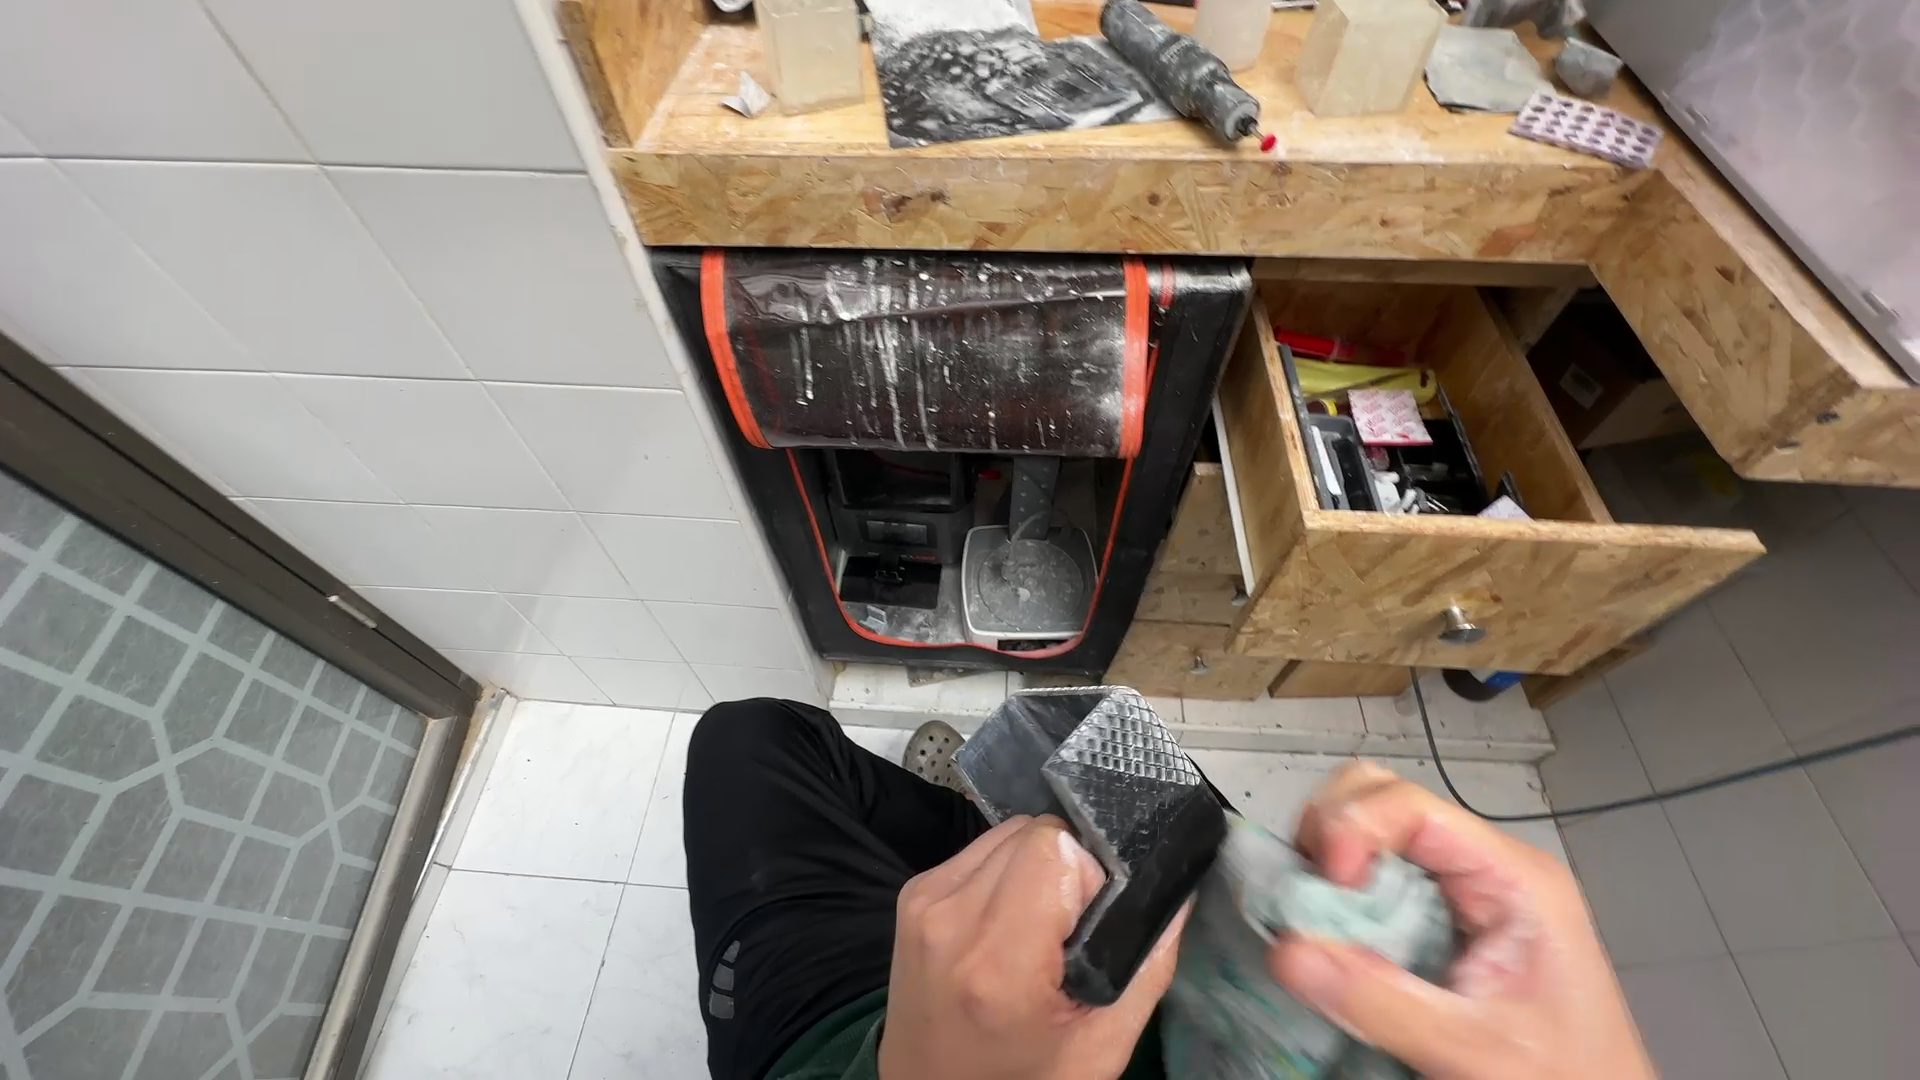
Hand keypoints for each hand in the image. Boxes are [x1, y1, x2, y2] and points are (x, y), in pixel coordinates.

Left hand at [879, 814, 1187, 1079]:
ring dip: (1034, 866)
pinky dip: (1005, 871)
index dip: (1087, 874)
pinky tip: (1005, 920)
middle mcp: (950, 914)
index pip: (1054, 845)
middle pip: (1032, 832)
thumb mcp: (1101, 1045)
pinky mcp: (913, 889)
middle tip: (1067, 931)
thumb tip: (1174, 887)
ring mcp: (924, 897)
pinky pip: (980, 848)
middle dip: (1065, 867)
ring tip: (1035, 928)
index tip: (1089, 924)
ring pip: (1007, 833)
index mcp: (996, 958)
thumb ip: (1146, 962)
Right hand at [1270, 762, 1654, 1079]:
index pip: (1407, 804)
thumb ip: (1380, 1000)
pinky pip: (1363, 860)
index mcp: (1508, 874)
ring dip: (1324, 852)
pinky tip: (1335, 925)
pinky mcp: (1429, 899)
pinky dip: (1331, 880)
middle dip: (1329, 828)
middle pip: (1377, 790)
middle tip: (1315, 891)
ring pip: (1362, 815)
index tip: (1329, 887)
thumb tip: (1284, 951)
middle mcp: (1476, 857)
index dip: (1352, 828)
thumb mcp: (1474, 1051)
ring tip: (1323, 911)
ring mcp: (1452, 875)